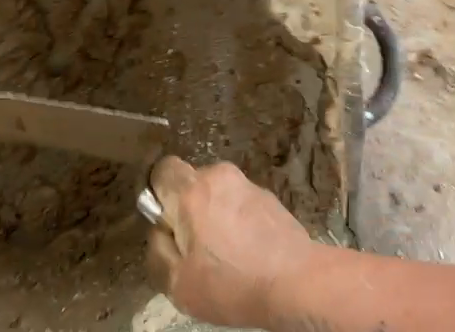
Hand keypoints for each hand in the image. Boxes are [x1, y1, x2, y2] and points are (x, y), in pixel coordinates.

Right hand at [145, 157, 317, 328]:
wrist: (297, 282)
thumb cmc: (232, 283)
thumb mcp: (177, 283)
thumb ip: (157, 251)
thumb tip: (160, 231)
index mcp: (191, 191)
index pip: (162, 170)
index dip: (159, 195)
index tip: (168, 225)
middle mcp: (219, 176)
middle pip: (191, 184)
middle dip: (189, 210)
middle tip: (198, 249)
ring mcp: (247, 184)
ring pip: (217, 194)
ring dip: (215, 216)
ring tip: (227, 255)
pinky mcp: (269, 197)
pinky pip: (240, 203)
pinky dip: (238, 221)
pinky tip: (248, 252)